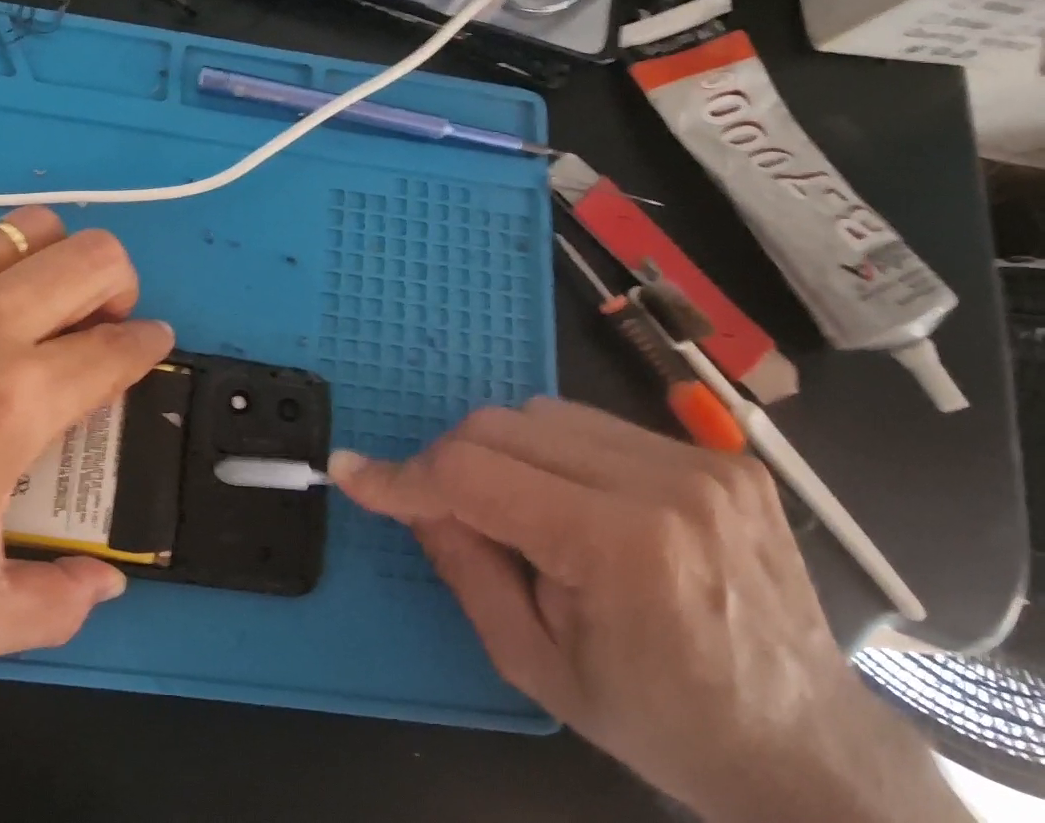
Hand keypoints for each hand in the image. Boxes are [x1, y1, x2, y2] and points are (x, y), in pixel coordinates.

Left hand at [0, 208, 172, 664]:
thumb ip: (55, 607)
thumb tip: (105, 583)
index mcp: (16, 403)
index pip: (121, 346)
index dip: (149, 345)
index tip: (146, 349)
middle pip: (96, 257)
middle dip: (119, 286)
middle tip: (97, 325)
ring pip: (30, 227)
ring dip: (53, 261)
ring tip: (35, 304)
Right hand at [330, 398, 967, 822]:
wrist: (802, 742)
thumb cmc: (656, 717)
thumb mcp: (531, 661)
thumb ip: (462, 565)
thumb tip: (409, 499)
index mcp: (621, 546)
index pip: (474, 473)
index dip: (404, 475)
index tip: (353, 472)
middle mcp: (668, 483)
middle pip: (502, 425)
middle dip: (452, 464)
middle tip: (445, 516)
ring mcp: (704, 462)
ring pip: (544, 413)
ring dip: (503, 453)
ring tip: (520, 516)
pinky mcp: (724, 458)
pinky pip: (597, 426)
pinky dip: (556, 455)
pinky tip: (573, 505)